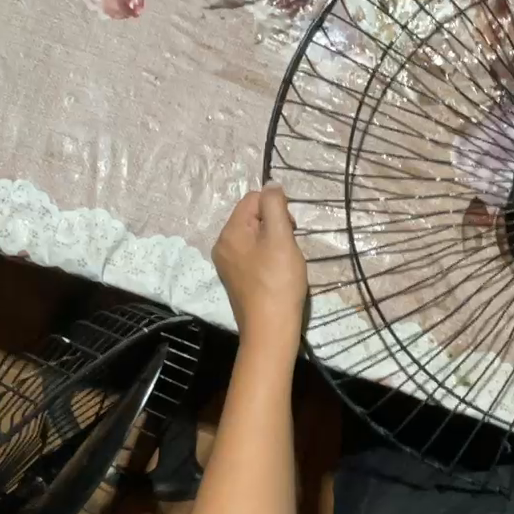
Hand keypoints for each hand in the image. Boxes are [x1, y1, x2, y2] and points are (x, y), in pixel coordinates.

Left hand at [213, 183, 307, 341]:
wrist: (270, 329)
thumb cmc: (278, 281)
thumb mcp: (280, 236)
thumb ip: (275, 205)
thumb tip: (271, 184)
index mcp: (230, 232)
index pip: (253, 199)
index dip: (276, 209)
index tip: (290, 230)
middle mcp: (223, 245)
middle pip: (253, 218)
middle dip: (275, 226)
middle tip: (289, 247)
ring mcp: (228, 264)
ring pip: (255, 237)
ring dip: (274, 243)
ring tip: (284, 262)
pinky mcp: (236, 279)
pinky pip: (253, 255)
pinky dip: (268, 258)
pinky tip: (277, 274)